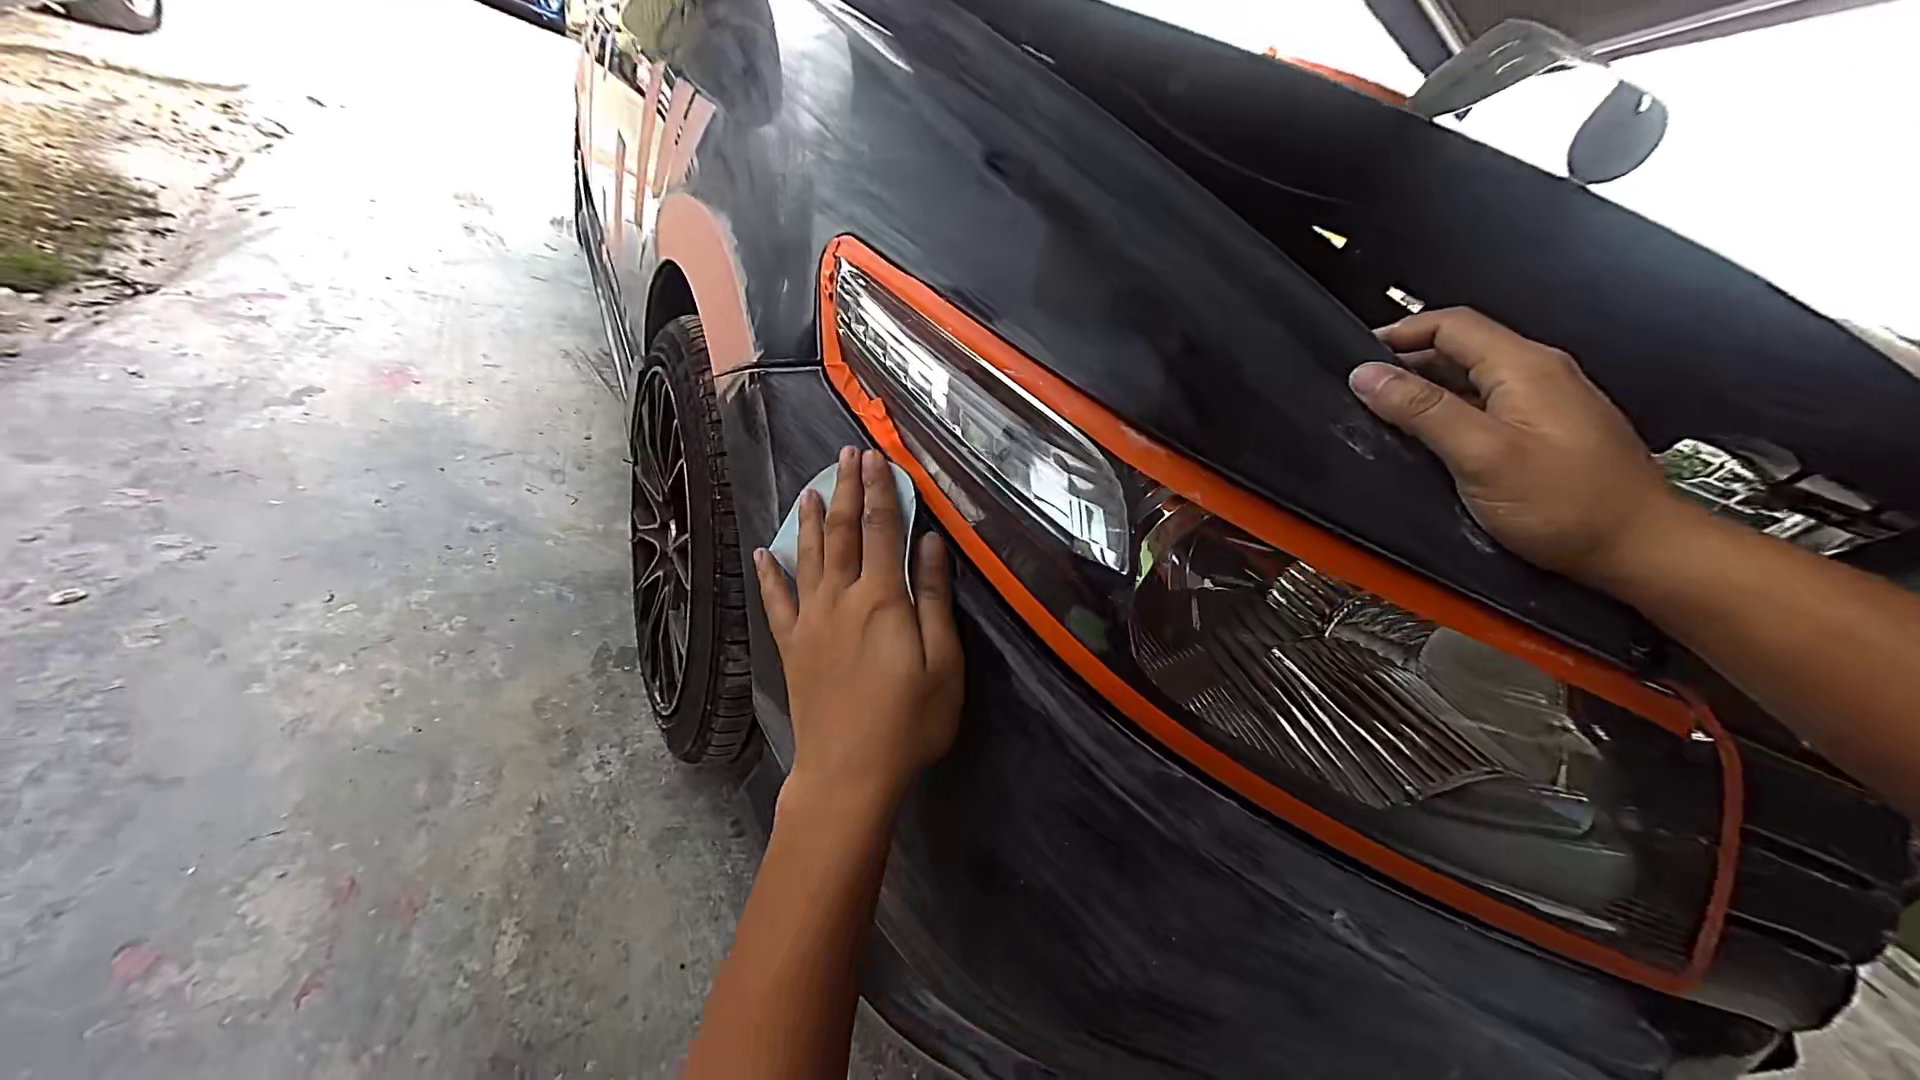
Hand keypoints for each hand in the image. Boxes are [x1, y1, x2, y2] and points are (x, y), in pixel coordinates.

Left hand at [753, 447, 963, 806]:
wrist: (849, 771)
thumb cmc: (908, 720)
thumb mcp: (942, 662)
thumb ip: (933, 598)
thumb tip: (929, 543)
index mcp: (881, 599)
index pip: (881, 529)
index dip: (880, 491)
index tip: (877, 458)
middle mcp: (841, 599)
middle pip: (841, 532)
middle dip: (845, 490)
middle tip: (846, 456)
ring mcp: (810, 621)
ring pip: (807, 556)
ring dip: (808, 519)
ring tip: (808, 488)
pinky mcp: (791, 645)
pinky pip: (776, 601)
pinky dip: (769, 575)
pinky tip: (762, 554)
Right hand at [1348, 307, 1694, 585]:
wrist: (1634, 549)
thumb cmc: (1574, 506)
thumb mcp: (1481, 452)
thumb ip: (1422, 410)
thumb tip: (1371, 378)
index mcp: (1526, 368)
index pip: (1451, 324)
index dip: (1399, 333)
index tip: (1361, 355)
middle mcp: (1538, 378)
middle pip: (1457, 349)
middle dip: (1404, 364)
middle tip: (1367, 391)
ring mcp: (1541, 404)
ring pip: (1466, 379)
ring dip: (1422, 392)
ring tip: (1389, 416)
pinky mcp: (1538, 432)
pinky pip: (1481, 407)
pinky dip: (1444, 414)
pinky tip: (1429, 441)